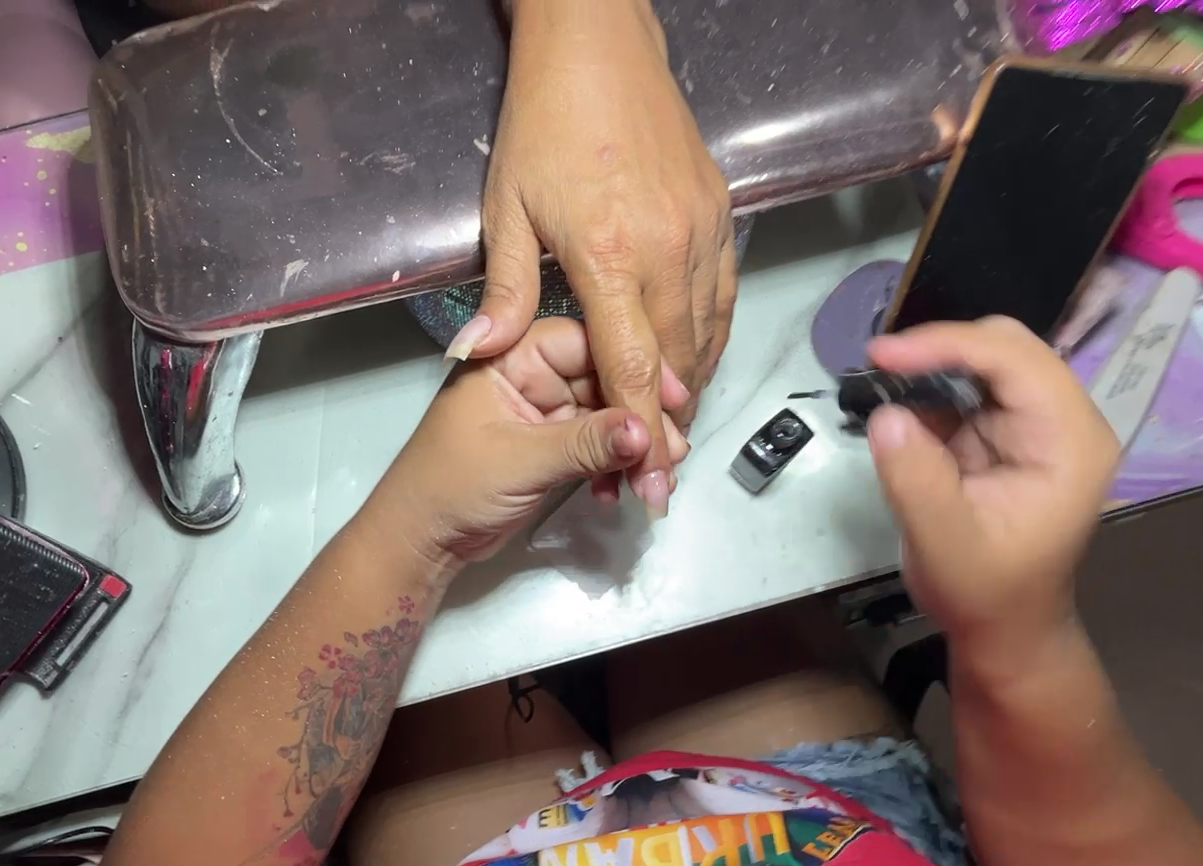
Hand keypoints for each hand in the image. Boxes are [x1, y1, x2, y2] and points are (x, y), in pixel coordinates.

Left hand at [369, 318, 688, 567]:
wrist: (424, 540)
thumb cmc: (453, 486)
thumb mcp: (519, 461)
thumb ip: (584, 444)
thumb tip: (646, 431)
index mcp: (510, 356)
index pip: (583, 343)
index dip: (629, 367)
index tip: (672, 395)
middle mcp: (532, 377)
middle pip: (602, 382)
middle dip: (639, 417)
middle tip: (676, 450)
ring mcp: (545, 414)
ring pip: (605, 418)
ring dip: (634, 447)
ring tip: (662, 477)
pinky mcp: (554, 447)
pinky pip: (597, 447)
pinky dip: (615, 467)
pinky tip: (628, 490)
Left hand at [455, 0, 733, 517]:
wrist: (599, 40)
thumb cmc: (544, 125)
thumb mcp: (507, 210)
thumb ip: (503, 293)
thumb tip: (478, 355)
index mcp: (609, 257)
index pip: (632, 369)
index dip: (642, 434)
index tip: (650, 485)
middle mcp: (667, 251)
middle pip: (678, 365)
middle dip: (669, 427)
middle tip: (657, 473)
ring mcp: (702, 232)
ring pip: (707, 336)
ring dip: (691, 389)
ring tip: (672, 430)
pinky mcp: (720, 216)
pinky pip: (724, 299)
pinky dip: (712, 342)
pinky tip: (697, 367)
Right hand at [865, 317, 1118, 657]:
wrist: (1002, 626)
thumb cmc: (985, 592)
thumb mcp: (944, 543)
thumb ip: (916, 479)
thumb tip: (884, 414)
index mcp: (1068, 441)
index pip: (1016, 362)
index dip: (949, 346)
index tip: (883, 355)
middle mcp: (1058, 422)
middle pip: (1004, 350)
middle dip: (939, 350)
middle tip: (878, 367)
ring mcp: (1029, 427)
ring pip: (980, 366)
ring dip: (928, 370)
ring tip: (878, 387)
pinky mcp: (999, 437)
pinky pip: (961, 395)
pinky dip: (924, 395)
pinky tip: (895, 412)